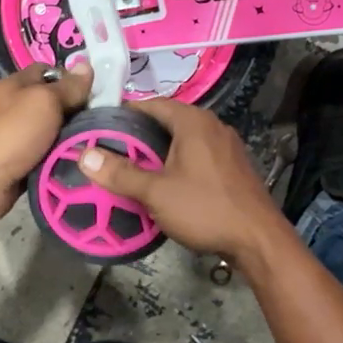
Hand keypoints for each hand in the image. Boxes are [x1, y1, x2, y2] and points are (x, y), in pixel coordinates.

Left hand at [0, 62, 91, 221]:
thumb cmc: (10, 134)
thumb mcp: (43, 102)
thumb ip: (68, 87)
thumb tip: (88, 65)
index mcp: (17, 85)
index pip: (50, 71)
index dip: (74, 78)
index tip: (100, 91)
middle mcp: (19, 107)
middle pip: (58, 103)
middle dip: (82, 110)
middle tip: (111, 119)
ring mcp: (22, 137)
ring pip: (59, 131)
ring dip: (78, 138)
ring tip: (106, 142)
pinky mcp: (27, 162)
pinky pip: (54, 155)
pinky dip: (67, 158)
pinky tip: (90, 160)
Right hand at [75, 99, 294, 261]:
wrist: (258, 239)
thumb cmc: (205, 209)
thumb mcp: (156, 192)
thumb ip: (120, 173)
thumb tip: (84, 155)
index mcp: (193, 121)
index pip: (152, 104)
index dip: (125, 112)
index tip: (101, 126)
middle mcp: (213, 125)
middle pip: (168, 121)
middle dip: (140, 134)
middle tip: (111, 151)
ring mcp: (227, 146)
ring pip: (184, 140)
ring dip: (160, 150)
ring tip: (132, 167)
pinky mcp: (234, 166)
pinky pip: (199, 155)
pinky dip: (179, 162)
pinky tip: (166, 182)